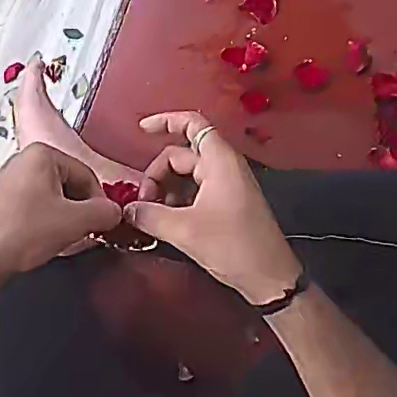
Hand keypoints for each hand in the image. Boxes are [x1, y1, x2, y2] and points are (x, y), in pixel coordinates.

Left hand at [0, 143, 121, 281]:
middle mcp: (22, 161)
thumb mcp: (75, 222)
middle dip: (79, 213)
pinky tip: (38, 246)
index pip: (88, 175)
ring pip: (50, 200)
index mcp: (42, 154)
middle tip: (82, 236)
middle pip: (69, 186)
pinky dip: (41, 226)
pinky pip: (31, 210)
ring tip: (59, 243)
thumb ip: (105, 213)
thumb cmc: (21, 233)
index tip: (102, 225)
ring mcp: (6, 182)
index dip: (99, 203)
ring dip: (62, 222)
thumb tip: (114, 212)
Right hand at [126, 112, 301, 306]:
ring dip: (165, 189)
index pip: (191, 124)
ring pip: (186, 175)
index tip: (141, 129)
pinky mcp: (227, 202)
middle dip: (157, 174)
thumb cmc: (233, 246)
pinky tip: (166, 220)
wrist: (269, 276)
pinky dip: (177, 200)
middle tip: (142, 204)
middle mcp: (224, 165)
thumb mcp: (185, 230)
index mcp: (219, 160)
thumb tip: (127, 210)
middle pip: (181, 154)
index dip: (165, 121)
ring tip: (152, 215)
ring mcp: (227, 184)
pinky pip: (195, 190)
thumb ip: (150, 216)